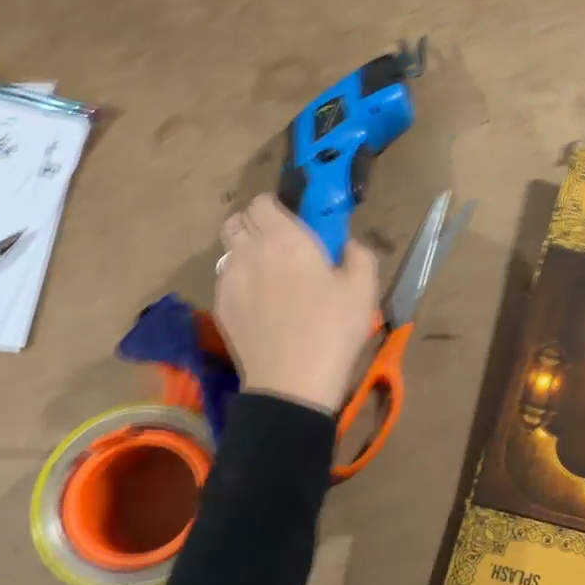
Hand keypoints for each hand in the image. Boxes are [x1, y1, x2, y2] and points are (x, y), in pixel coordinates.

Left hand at [215, 194, 378, 413]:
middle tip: (283, 247)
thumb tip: (348, 245)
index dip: (277, 207)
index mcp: (285, 240)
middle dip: (257, 225)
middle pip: (237, 220)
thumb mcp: (364, 290)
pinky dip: (241, 282)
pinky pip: (226, 280)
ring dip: (246, 253)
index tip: (296, 223)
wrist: (292, 382)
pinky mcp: (221, 307)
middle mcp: (250, 251)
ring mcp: (229, 280)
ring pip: (229, 251)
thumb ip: (359, 255)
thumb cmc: (333, 330)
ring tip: (271, 277)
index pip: (262, 202)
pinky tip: (263, 305)